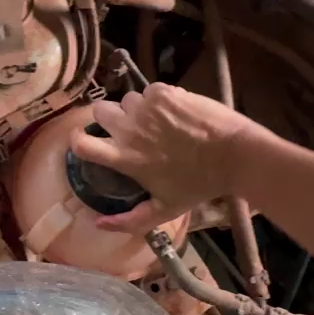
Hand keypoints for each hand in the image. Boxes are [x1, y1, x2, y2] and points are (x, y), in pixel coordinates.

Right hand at [69, 83, 270, 234]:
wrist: (235, 154)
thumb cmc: (199, 185)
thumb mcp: (164, 209)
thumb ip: (130, 220)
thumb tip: (98, 223)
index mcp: (125, 157)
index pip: (82, 144)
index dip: (78, 140)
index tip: (83, 140)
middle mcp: (129, 129)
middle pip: (100, 111)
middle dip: (110, 118)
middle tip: (128, 129)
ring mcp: (146, 108)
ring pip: (128, 100)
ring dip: (137, 109)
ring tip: (157, 122)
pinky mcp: (164, 92)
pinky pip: (150, 91)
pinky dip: (159, 100)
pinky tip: (174, 113)